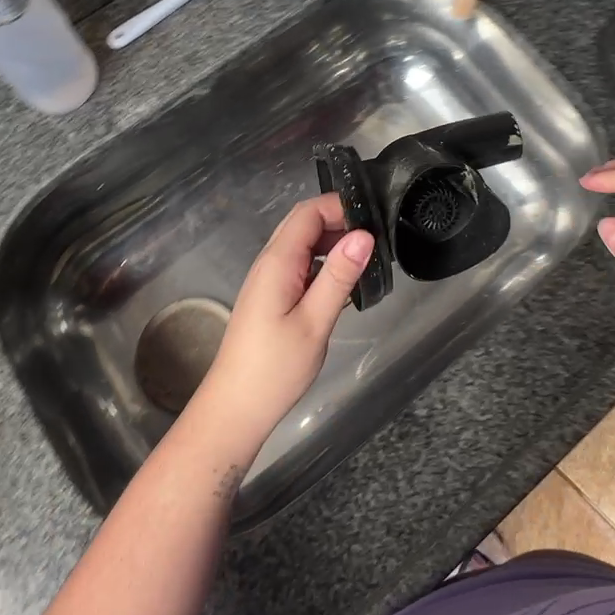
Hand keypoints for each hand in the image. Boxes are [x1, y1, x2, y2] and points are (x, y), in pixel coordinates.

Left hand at [192, 194, 373, 449]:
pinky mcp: (272, 297)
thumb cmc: (275, 368)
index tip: (375, 218)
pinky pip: (300, 266)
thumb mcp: (314, 321)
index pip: (308, 212)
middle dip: (340, 221)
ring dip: (333, 244)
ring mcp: (269, 280)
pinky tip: (346, 285)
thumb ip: (338, 276)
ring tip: (369, 260)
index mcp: (277, 262)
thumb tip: (364, 235)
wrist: (237, 407)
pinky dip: (324, 265)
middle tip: (378, 238)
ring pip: (302, 245)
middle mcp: (269, 263)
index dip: (340, 207)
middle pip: (303, 223)